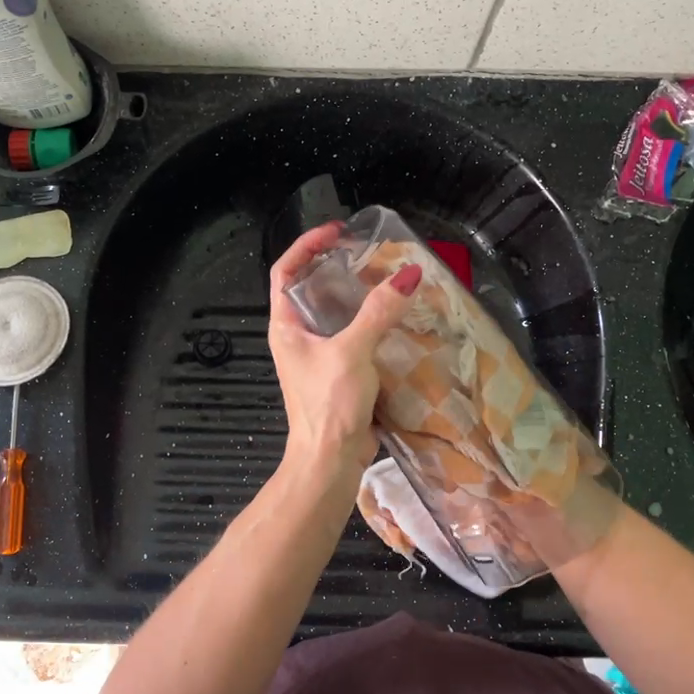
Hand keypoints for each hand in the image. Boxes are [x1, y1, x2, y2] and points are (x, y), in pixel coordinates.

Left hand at [267, 222, 422, 478]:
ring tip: (386, 278)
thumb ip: (379, 312)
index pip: (284, 271)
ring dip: (357, 295)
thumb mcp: (352, 352)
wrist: (330, 461)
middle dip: (336, 267)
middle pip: (311, 288)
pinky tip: (395, 317)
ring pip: (334, 313)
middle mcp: (297, 336)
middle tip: (369, 253)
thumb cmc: (329, 404)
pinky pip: (352, 336)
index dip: (306, 245)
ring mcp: (316, 355)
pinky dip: (370, 322)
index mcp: (285, 326)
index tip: (336, 231)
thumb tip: (409, 275)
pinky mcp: (338, 372)